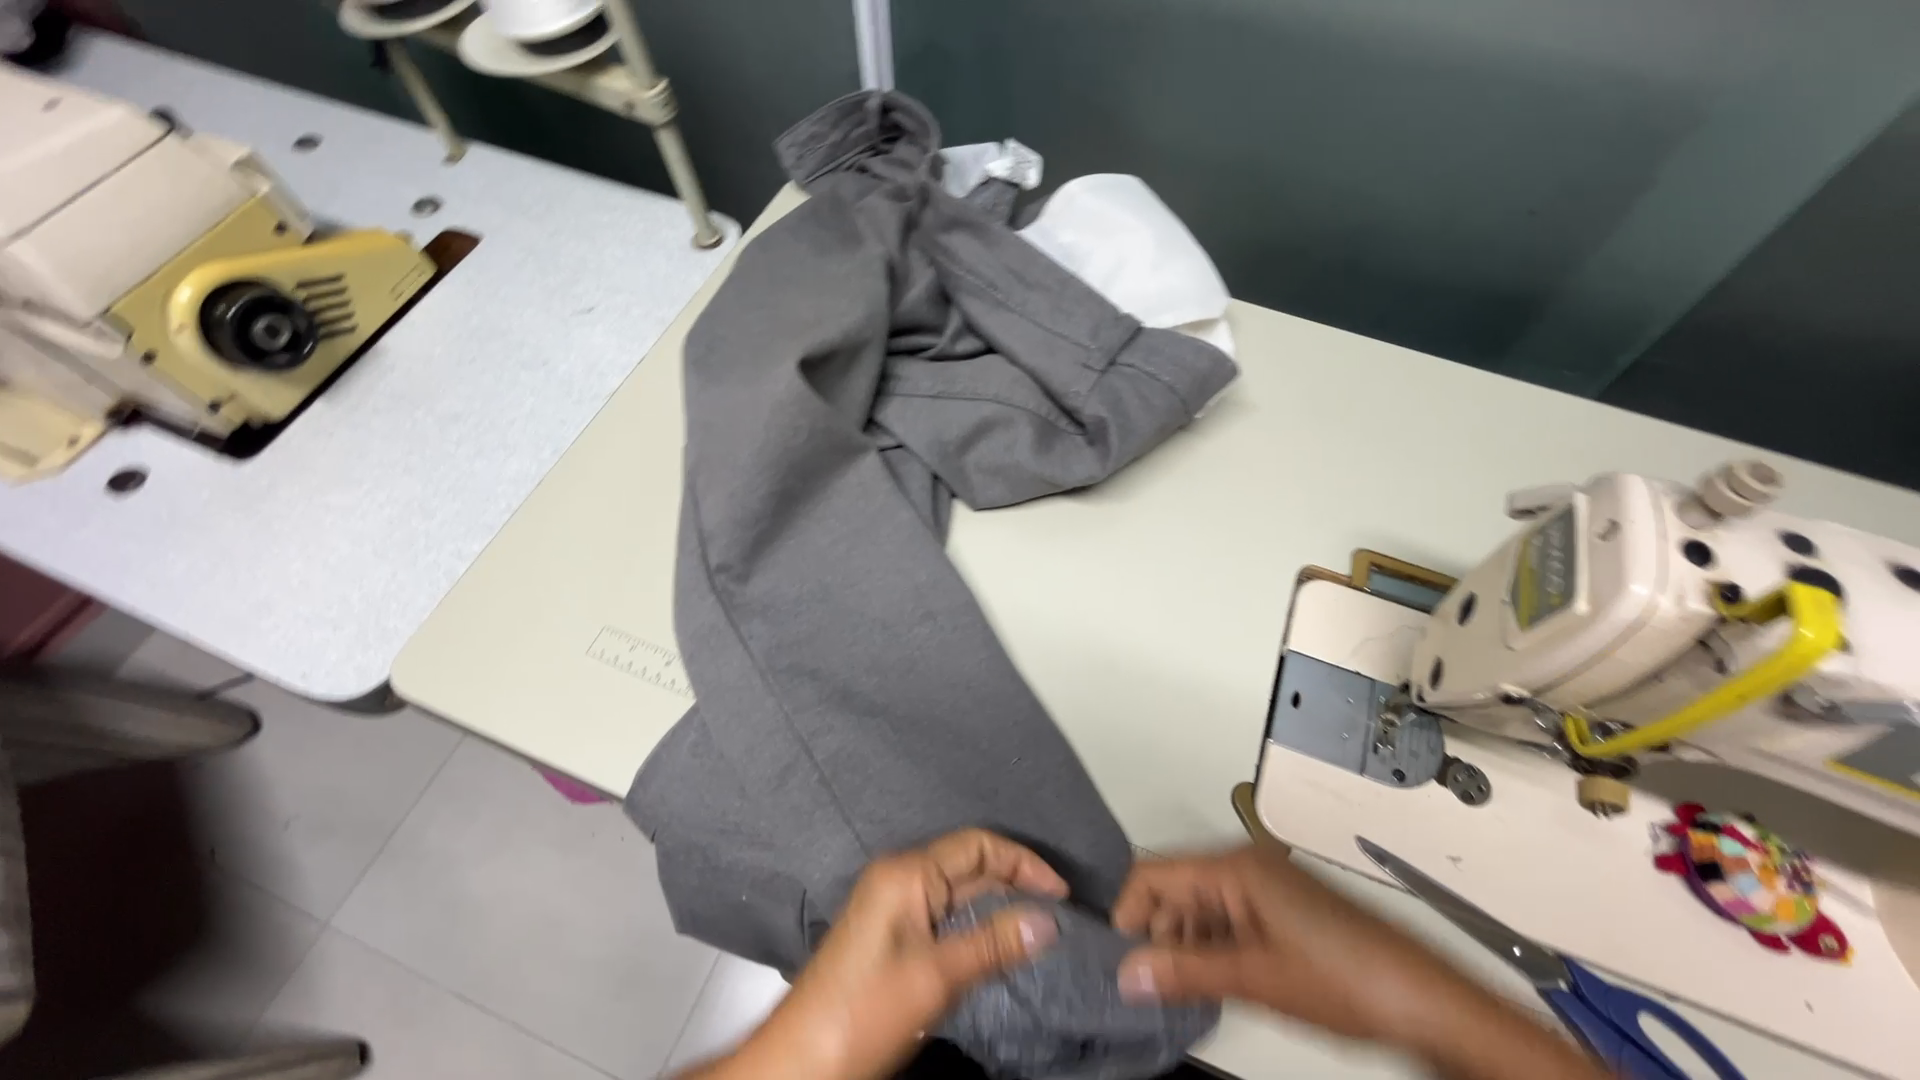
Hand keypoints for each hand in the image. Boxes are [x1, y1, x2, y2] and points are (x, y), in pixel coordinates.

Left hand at [712, 829, 1065, 1079]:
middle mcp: (901, 879)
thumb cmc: (866, 1010)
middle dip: (1016, 885)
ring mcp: (895, 909)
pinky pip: (946, 919)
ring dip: (1000, 909)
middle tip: (1060, 918)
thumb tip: (1050, 921)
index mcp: (906, 872)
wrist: (802, 1061)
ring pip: (960, 895)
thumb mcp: (936, 976)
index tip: (1062, 896)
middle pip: (970, 866)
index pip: (977, 845)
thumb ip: (993, 944)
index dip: (1023, 863)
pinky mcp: (894, 939)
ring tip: (1041, 935)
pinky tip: (1003, 951)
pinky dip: (979, 929)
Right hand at [1111, 845, 1486, 1045]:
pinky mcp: (1280, 913)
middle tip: (1152, 986)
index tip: (1119, 961)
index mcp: (1233, 867)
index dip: (1129, 914)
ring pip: (1199, 910)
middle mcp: (1244, 867)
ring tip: (1185, 992)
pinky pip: (1226, 922)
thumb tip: (1126, 974)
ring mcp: (1264, 889)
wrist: (1426, 1002)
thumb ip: (1184, 973)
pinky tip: (1216, 985)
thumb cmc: (1347, 980)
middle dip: (1157, 935)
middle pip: (1173, 891)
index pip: (1153, 875)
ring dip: (1185, 947)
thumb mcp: (1255, 979)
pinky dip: (1213, 950)